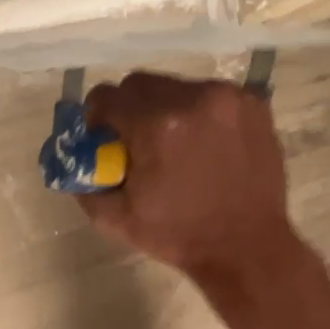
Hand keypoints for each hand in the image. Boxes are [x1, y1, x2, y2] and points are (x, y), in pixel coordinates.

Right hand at [79, 72, 296, 275]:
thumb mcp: (115, 219)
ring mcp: (227, 98)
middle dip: (128, 109)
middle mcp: (193, 99)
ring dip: (163, 109)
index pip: (107, 95)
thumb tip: (76, 162)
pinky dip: (196, 114)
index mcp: (156, 126)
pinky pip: (209, 96)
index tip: (100, 137)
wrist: (245, 245)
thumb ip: (86, 184)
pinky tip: (200, 145)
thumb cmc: (176, 235)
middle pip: (141, 83)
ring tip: (170, 146)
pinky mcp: (252, 104)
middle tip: (131, 140)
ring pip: (176, 87)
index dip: (95, 116)